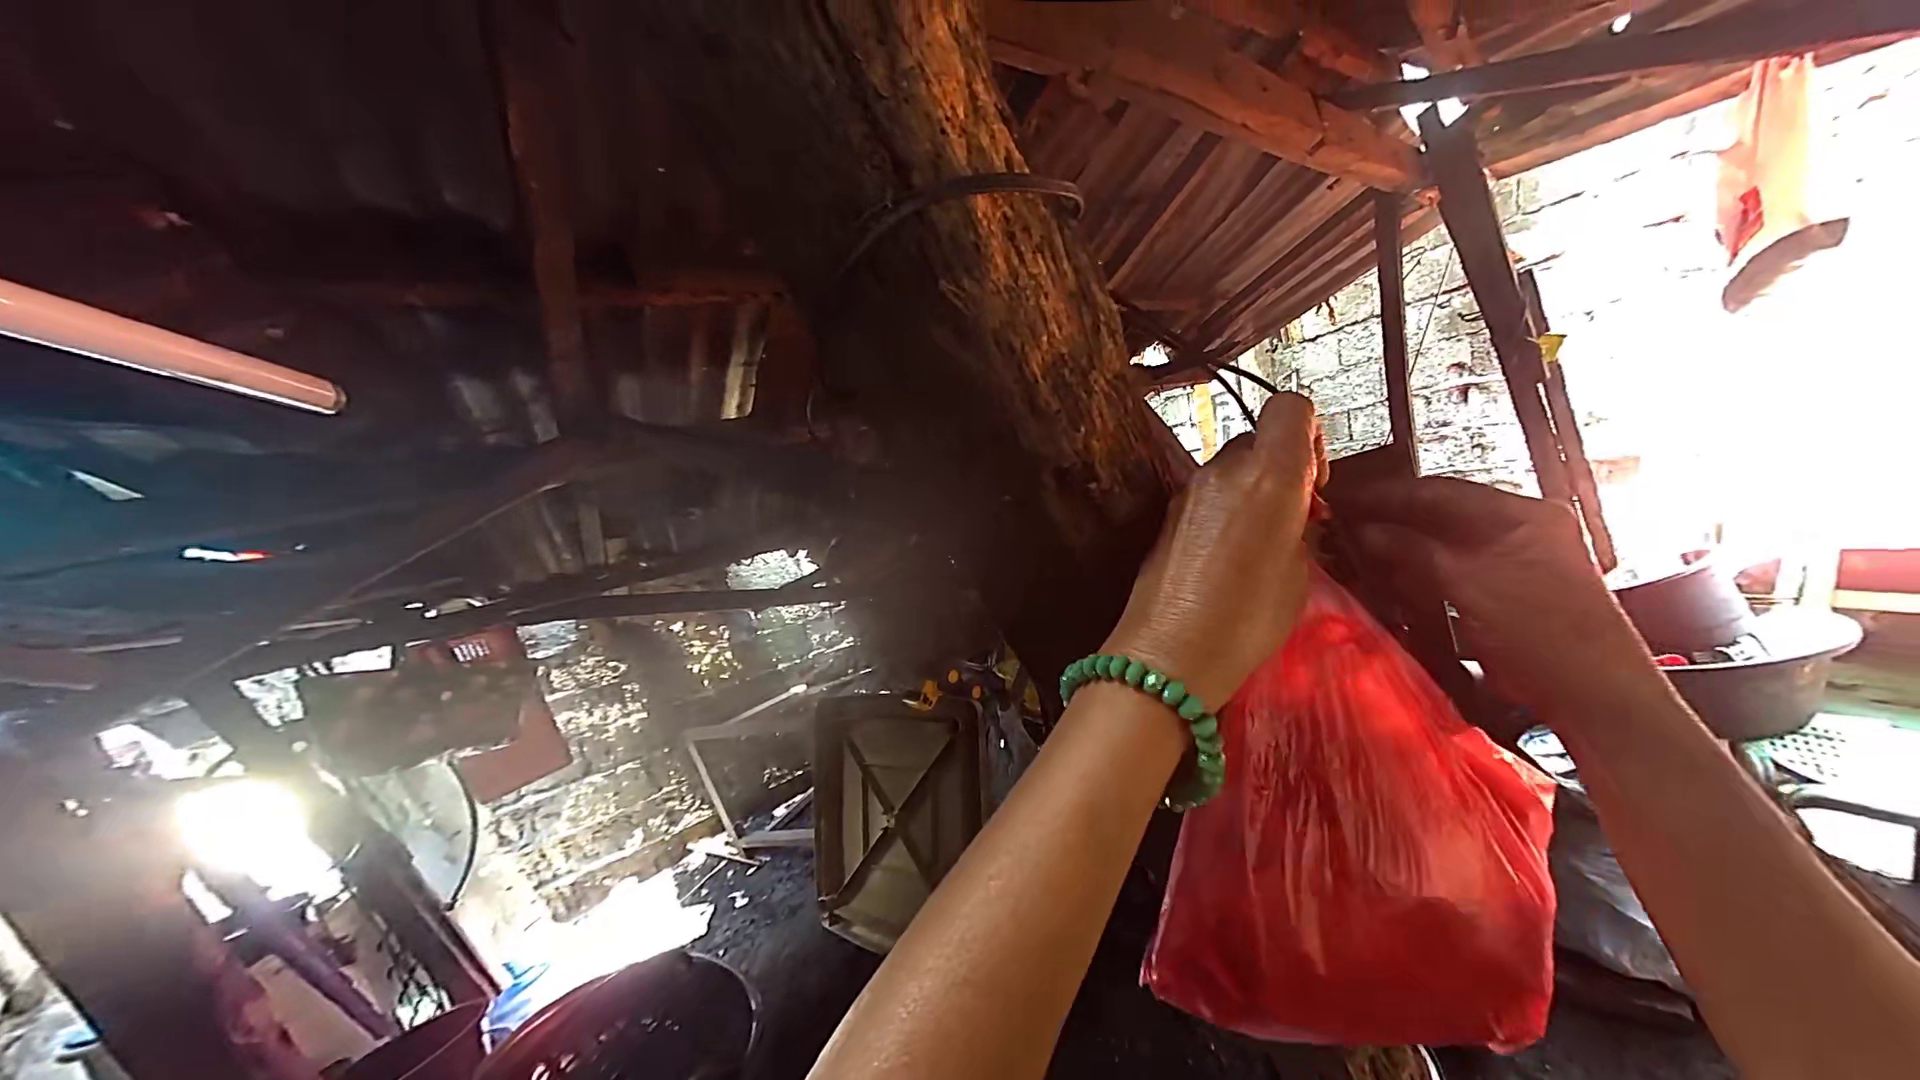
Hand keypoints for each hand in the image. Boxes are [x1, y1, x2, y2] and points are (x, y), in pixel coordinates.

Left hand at [1100, 392, 1326, 710]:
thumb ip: (1302, 525)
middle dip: (1280, 468)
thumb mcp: (1299, 572)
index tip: (1315, 480)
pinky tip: (1227, 554)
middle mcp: (1222, 472)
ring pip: (1229, 469)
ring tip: (1260, 542)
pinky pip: (1206, 496)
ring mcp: (1187, 492)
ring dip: (1250, 490)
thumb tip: (1298, 510)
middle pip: (1257, 439)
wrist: (1168, 652)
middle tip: (1293, 517)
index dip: (1310, 434)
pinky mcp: (1166, 515)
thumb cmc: (1245, 619)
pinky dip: (1223, 509)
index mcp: (1267, 476)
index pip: (1290, 408)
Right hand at [1340, 477, 1651, 717]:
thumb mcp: (1466, 582)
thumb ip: (1410, 550)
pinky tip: (1388, 571)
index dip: (1385, 495)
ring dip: (1399, 543)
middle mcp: (1519, 529)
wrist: (1589, 691)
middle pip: (1438, 513)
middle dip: (1389, 518)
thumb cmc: (1543, 631)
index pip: (1438, 491)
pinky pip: (1448, 565)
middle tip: (1343, 520)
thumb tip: (1364, 532)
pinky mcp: (1501, 588)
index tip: (1345, 498)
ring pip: (1440, 540)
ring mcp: (1511, 558)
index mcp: (1522, 513)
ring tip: (1355, 543)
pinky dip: (1416, 566)